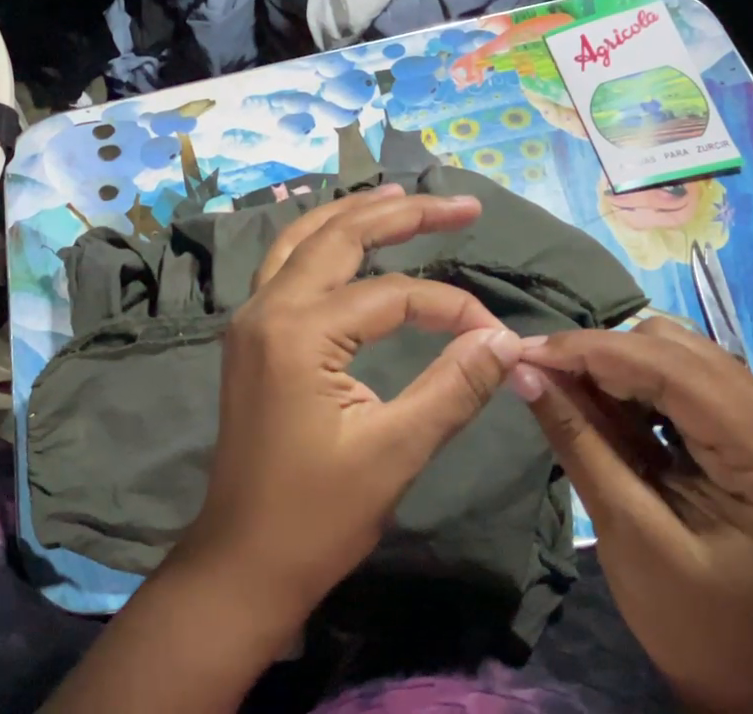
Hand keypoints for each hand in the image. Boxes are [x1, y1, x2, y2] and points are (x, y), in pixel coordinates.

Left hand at [175, 184, 525, 613]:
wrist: (245, 555)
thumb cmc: (318, 513)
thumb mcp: (396, 451)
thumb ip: (453, 386)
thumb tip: (507, 340)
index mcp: (298, 331)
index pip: (390, 293)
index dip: (450, 307)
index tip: (495, 336)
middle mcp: (266, 309)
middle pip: (336, 238)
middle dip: (399, 215)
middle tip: (460, 203)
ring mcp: (249, 320)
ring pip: (301, 243)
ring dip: (351, 217)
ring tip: (401, 198)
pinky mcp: (250, 338)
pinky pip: (284, 269)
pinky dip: (319, 244)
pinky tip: (345, 242)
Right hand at [509, 319, 752, 713]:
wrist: (747, 673)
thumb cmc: (690, 618)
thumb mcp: (625, 529)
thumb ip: (578, 439)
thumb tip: (521, 368)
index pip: (675, 371)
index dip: (590, 351)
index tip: (520, 351)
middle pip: (681, 351)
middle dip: (599, 356)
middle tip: (536, 376)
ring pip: (683, 354)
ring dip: (615, 366)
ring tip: (566, 393)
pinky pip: (691, 378)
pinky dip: (638, 383)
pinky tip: (606, 407)